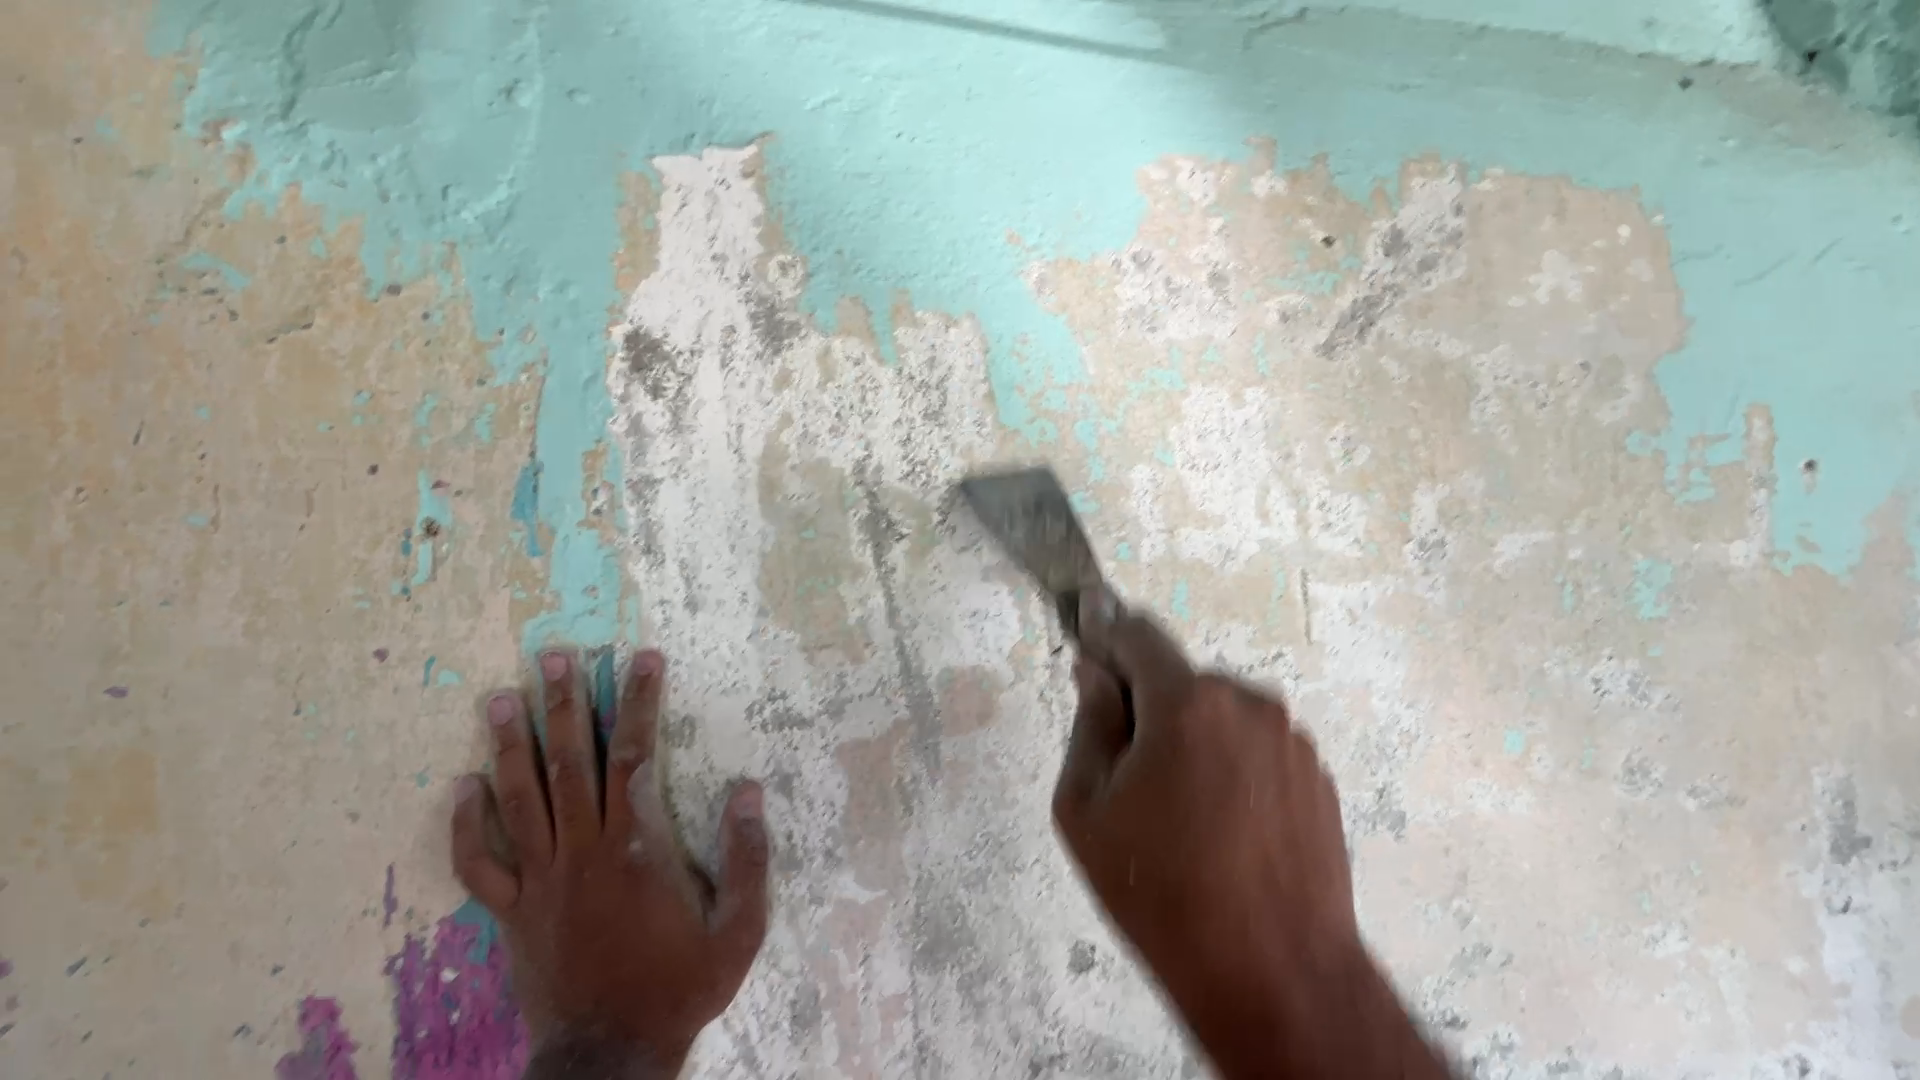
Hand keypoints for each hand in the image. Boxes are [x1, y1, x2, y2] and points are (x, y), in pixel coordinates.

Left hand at [451, 650, 769, 1078]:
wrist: (611, 1054)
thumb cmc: (681, 986)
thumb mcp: (739, 930)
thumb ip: (747, 858)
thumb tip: (749, 790)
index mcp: (637, 847)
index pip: (636, 755)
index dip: (640, 702)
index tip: (643, 659)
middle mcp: (583, 850)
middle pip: (570, 762)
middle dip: (566, 703)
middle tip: (554, 656)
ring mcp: (541, 880)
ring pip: (521, 798)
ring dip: (510, 745)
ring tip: (500, 698)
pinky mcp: (512, 912)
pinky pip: (482, 863)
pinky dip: (468, 824)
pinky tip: (464, 786)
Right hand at [1053, 589, 1448, 1078]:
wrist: (1274, 973)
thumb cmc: (1159, 889)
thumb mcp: (1085, 808)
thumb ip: (1089, 724)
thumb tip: (1094, 673)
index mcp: (1187, 701)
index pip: (1137, 634)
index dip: (1105, 637)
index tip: (1087, 654)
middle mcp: (1248, 702)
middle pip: (1180, 682)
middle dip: (1150, 710)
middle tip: (1132, 782)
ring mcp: (1292, 739)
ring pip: (1219, 718)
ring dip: (1194, 742)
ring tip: (1185, 819)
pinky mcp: (1319, 776)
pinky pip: (1256, 751)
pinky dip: (1232, 770)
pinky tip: (1227, 833)